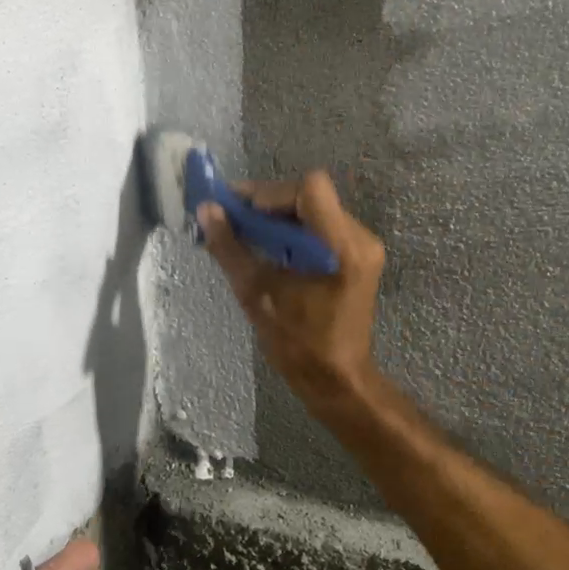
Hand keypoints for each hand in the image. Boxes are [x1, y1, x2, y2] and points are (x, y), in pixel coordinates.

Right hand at [198, 171, 387, 409]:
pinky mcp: (356, 257)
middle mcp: (359, 239)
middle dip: (267, 205)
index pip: (310, 189)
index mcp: (341, 246)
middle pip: (309, 197)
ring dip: (277, 218)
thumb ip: (230, 247)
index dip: (270, 193)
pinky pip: (319, 228)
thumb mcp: (256, 293)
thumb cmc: (297, 342)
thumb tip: (207, 210)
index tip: (241, 212)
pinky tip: (269, 252)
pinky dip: (291, 232)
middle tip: (233, 221)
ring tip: (247, 237)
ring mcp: (361, 247)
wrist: (336, 380)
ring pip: (313, 210)